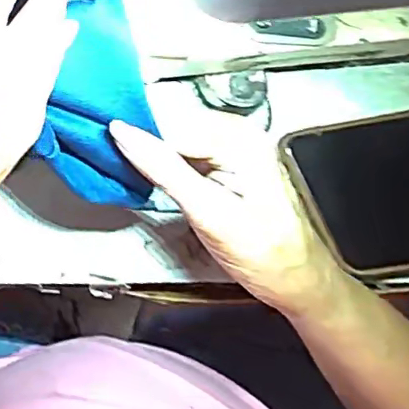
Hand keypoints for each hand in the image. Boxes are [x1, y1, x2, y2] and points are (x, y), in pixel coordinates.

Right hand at [109, 117, 354, 319]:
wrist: (302, 287)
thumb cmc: (266, 256)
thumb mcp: (209, 213)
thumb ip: (163, 168)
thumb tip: (120, 131)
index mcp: (237, 136)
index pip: (165, 122)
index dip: (134, 136)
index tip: (106, 149)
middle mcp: (233, 130)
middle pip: (166, 125)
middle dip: (140, 144)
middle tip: (121, 168)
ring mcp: (227, 143)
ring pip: (167, 136)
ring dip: (147, 153)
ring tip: (134, 174)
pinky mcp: (220, 158)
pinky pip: (177, 148)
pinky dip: (160, 162)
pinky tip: (153, 177)